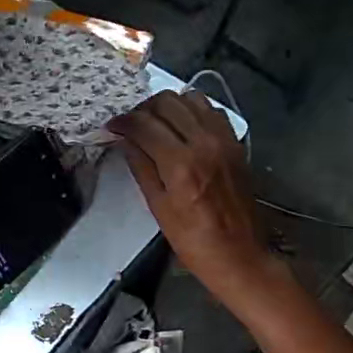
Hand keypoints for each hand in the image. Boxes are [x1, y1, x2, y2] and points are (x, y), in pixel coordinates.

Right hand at [107, 91, 269, 289]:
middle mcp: (204, 143)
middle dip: (143, 109)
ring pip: (191, 98)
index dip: (123, 122)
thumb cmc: (192, 239)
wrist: (239, 254)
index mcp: (180, 163)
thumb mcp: (157, 206)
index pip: (144, 124)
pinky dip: (193, 111)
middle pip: (167, 102)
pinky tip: (182, 127)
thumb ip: (141, 166)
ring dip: (168, 105)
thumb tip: (126, 140)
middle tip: (132, 124)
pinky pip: (211, 111)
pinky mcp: (235, 143)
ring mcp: (223, 140)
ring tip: (156, 123)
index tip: (113, 127)